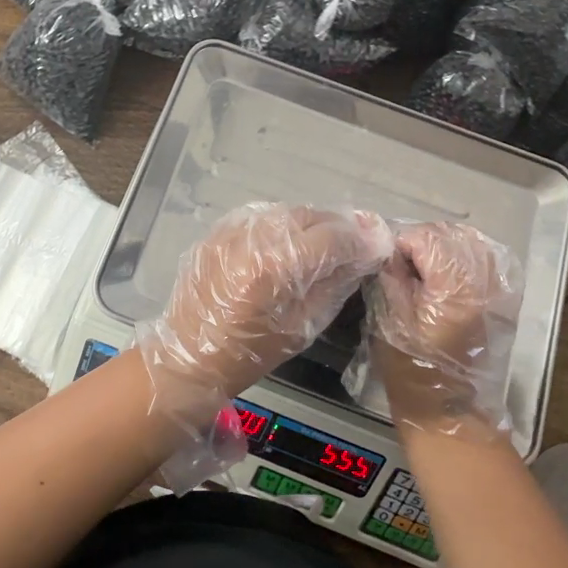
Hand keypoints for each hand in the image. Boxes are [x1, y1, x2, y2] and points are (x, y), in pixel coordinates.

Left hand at [139, 203, 392, 409]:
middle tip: (355, 244)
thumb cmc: (250, 352)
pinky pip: (261, 216)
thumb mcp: (303, 327)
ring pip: (287, 212)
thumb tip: (366, 253)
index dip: (361, 239)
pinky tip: (289, 244)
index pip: (332, 237)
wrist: (189, 356)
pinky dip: (282, 226)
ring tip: (324, 245)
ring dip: (311, 224)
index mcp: (274, 267)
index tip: (379, 243)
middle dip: (338, 227)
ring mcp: (231, 230)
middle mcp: (252, 238)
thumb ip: (336, 284)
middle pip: (311, 216)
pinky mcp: (217, 230)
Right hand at [367, 223, 521, 441]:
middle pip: (452, 235)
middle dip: (424, 242)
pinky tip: (452, 271)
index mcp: (455, 288)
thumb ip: (390, 276)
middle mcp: (485, 282)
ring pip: (474, 243)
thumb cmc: (412, 368)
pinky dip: (470, 256)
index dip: (402, 245)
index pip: (427, 238)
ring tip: (426, 268)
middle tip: (403, 265)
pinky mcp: (505, 301)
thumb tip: (390, 250)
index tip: (389, 265)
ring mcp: (500, 291)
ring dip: (446, 247)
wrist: (449, 411)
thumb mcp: (388, 320)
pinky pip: (492, 260)